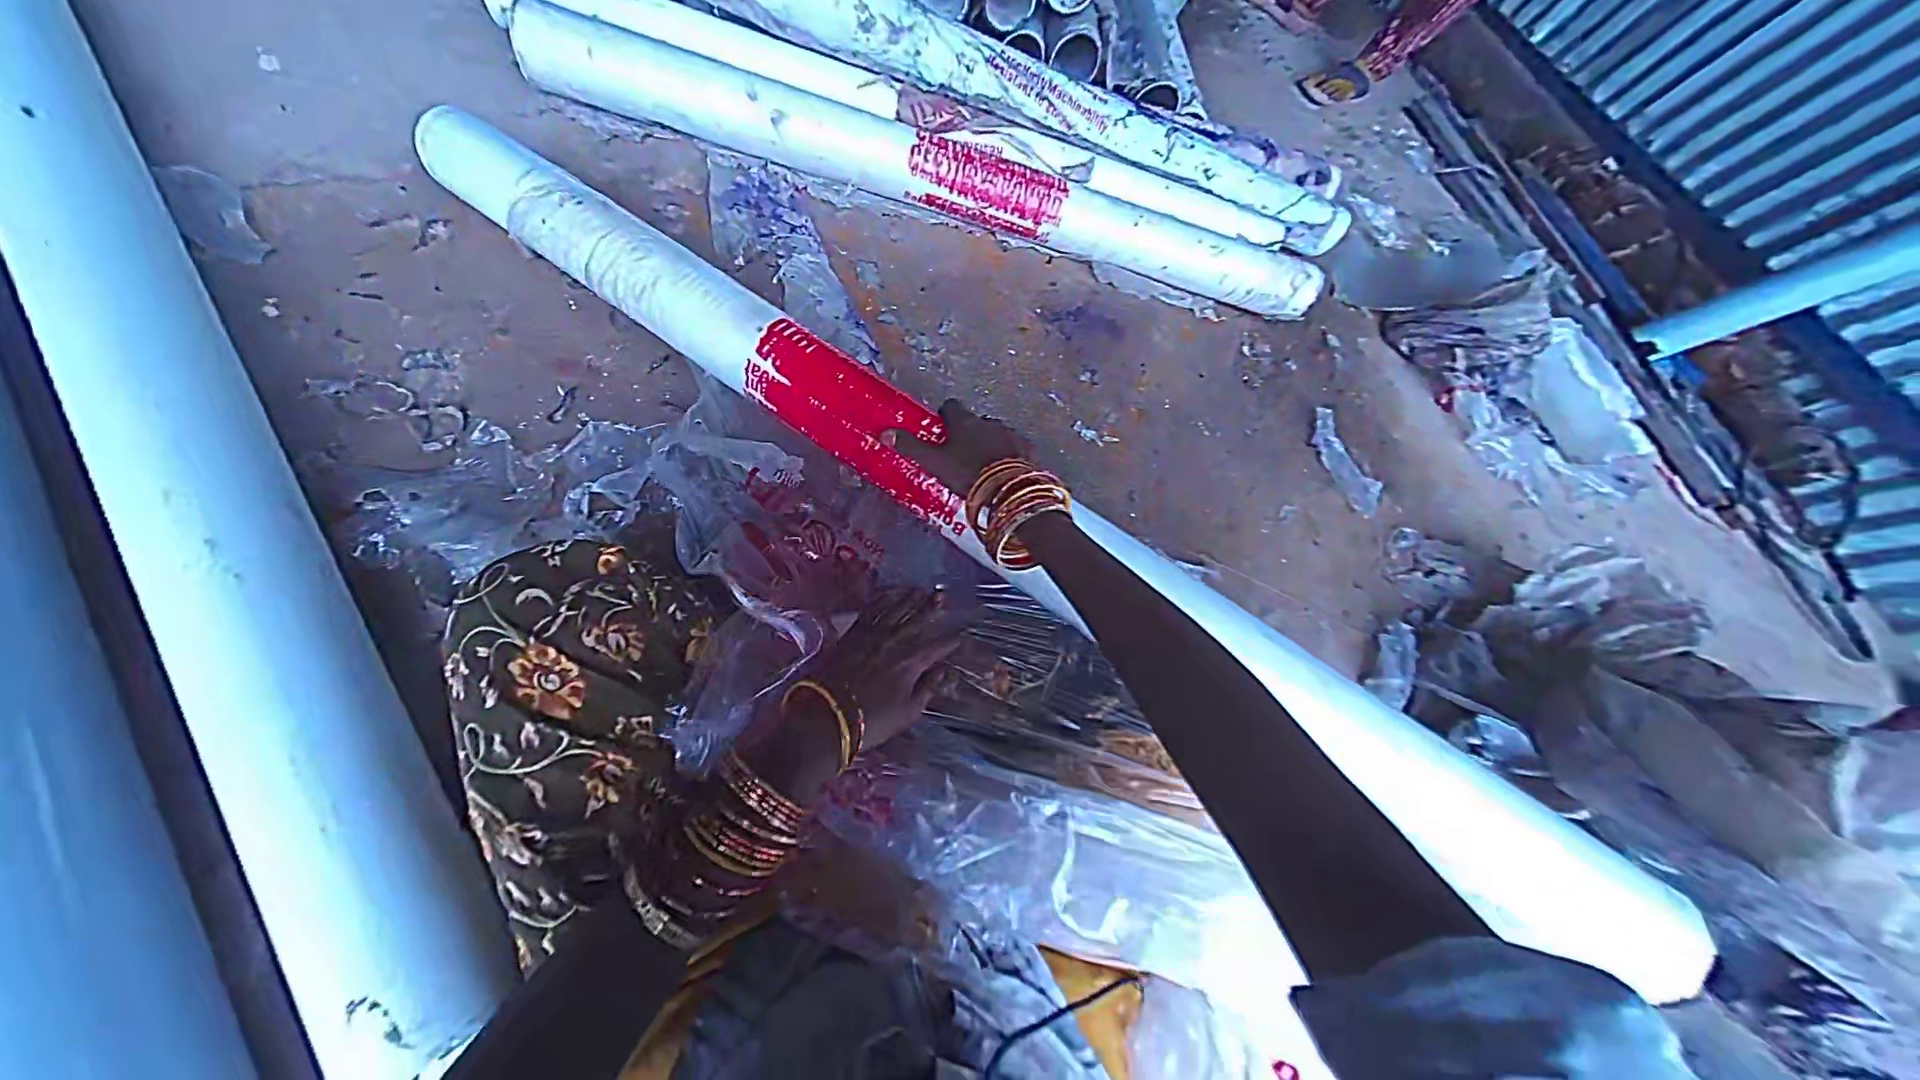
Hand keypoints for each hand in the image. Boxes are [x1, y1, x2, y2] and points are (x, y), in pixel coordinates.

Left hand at [811, 586, 965, 749]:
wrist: (827, 714)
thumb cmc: (872, 720)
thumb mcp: (908, 712)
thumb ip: (927, 689)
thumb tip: (942, 673)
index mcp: (912, 661)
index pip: (938, 646)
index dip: (951, 640)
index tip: (960, 634)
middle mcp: (895, 641)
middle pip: (917, 619)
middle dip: (932, 607)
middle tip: (942, 596)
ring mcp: (872, 634)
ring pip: (895, 609)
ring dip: (909, 598)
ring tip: (919, 590)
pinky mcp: (853, 632)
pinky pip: (872, 609)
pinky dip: (883, 599)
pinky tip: (889, 594)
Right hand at [888, 399, 1034, 492]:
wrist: (1010, 489)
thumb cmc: (968, 474)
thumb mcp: (935, 463)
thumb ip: (911, 447)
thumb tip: (884, 432)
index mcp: (964, 421)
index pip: (950, 407)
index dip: (945, 417)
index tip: (942, 431)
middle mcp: (989, 421)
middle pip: (975, 421)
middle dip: (969, 433)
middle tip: (961, 455)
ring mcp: (1011, 434)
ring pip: (997, 434)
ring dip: (990, 445)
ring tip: (983, 467)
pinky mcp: (1028, 449)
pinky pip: (1015, 448)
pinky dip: (1009, 456)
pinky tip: (1004, 473)